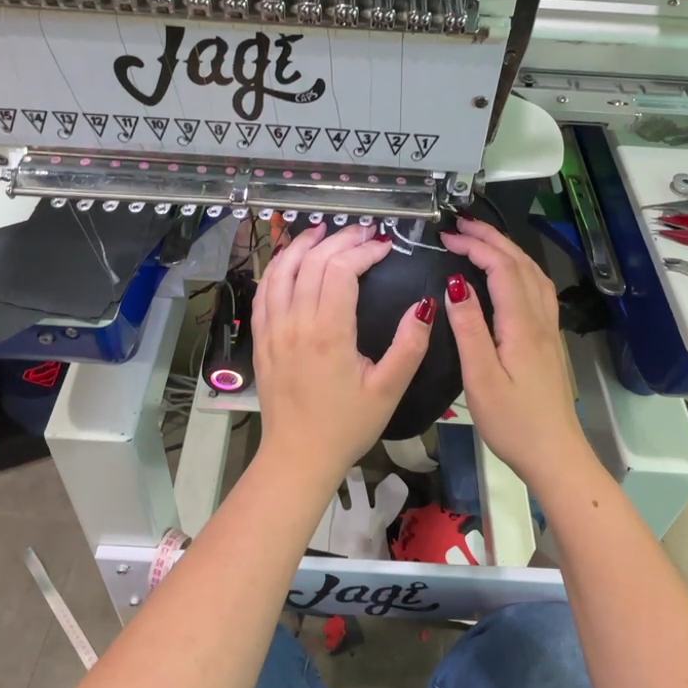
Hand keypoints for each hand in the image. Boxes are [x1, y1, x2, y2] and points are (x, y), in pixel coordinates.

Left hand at [251, 223, 434, 485]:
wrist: (298, 456)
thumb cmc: (346, 426)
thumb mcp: (388, 390)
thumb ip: (409, 345)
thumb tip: (426, 305)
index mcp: (328, 333)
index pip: (341, 270)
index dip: (364, 250)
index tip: (385, 247)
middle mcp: (296, 323)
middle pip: (312, 262)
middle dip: (339, 240)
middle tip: (363, 232)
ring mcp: (273, 329)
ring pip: (282, 270)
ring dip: (302, 245)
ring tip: (323, 231)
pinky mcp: (261, 338)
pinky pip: (264, 291)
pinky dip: (277, 267)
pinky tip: (289, 260)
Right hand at [441, 218, 591, 486]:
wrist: (554, 453)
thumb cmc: (513, 422)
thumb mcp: (481, 378)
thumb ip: (469, 329)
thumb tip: (455, 283)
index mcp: (522, 325)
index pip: (501, 268)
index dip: (475, 246)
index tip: (446, 236)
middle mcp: (540, 319)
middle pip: (521, 264)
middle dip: (491, 238)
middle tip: (460, 225)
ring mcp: (548, 328)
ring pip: (533, 273)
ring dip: (508, 250)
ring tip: (481, 240)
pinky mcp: (548, 340)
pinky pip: (537, 288)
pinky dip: (519, 268)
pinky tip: (507, 275)